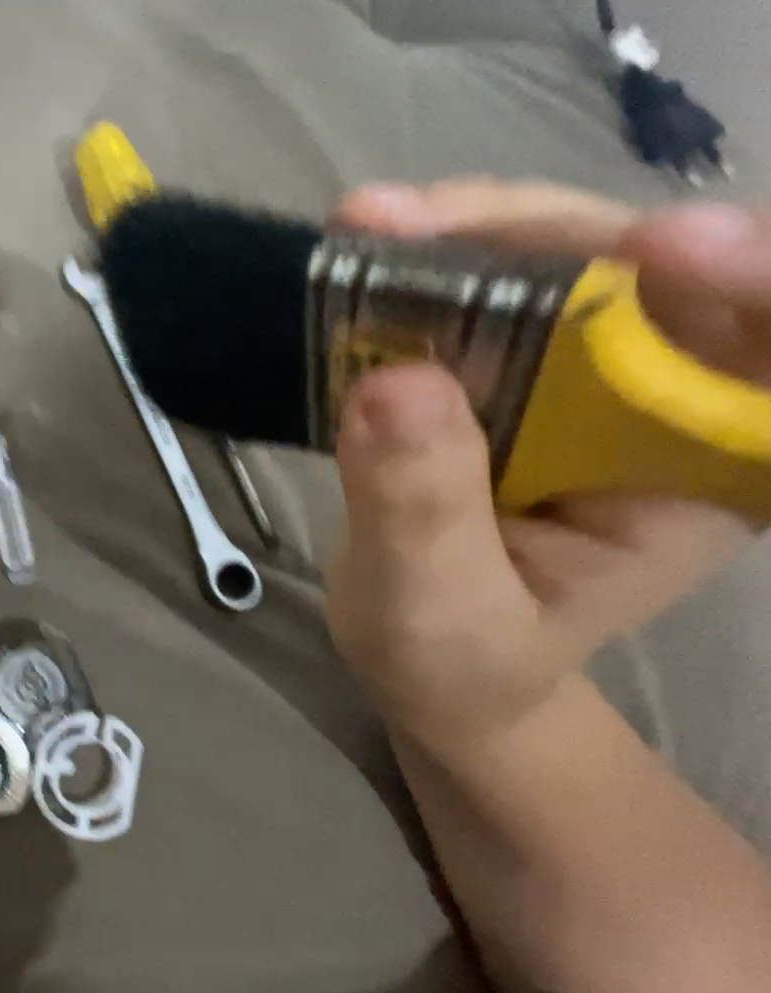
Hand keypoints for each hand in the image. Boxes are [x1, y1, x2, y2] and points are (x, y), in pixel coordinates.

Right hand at [321, 179, 767, 743]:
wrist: (436, 665)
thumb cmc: (455, 657)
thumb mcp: (434, 605)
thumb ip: (421, 508)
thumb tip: (392, 381)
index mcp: (702, 472)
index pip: (760, 358)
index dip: (739, 280)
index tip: (656, 242)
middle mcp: (666, 405)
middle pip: (653, 280)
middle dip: (545, 237)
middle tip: (414, 223)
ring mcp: (586, 379)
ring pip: (565, 267)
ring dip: (473, 235)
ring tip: (368, 224)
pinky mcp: (511, 370)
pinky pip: (488, 293)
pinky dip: (427, 263)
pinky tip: (367, 247)